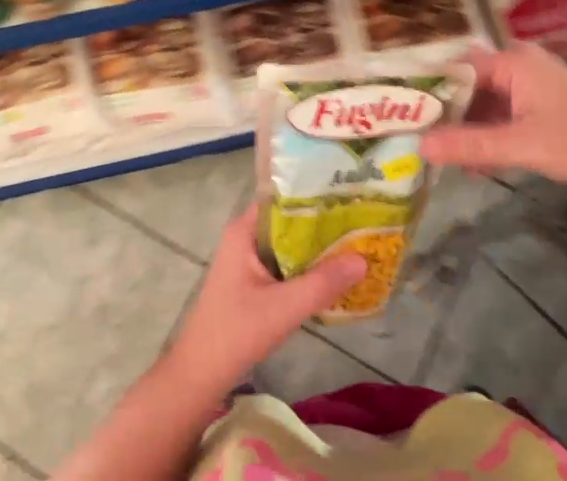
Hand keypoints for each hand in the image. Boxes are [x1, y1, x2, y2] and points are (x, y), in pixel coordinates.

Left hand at [165, 204, 366, 388]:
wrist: (201, 373)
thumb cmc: (236, 332)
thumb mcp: (284, 307)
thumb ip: (323, 282)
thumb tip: (364, 258)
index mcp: (245, 230)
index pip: (284, 198)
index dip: (317, 194)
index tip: (351, 194)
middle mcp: (246, 237)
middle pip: (291, 221)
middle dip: (325, 224)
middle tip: (365, 220)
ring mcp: (249, 260)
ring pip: (291, 245)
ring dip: (320, 248)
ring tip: (360, 243)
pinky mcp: (255, 282)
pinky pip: (288, 265)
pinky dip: (310, 268)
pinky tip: (337, 275)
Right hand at [420, 44, 566, 199]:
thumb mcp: (521, 145)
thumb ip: (469, 145)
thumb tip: (419, 146)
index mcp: (513, 62)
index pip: (455, 68)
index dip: (427, 90)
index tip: (399, 113)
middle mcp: (519, 68)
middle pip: (467, 86)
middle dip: (444, 114)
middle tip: (412, 138)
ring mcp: (532, 91)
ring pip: (484, 106)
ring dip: (466, 132)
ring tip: (439, 159)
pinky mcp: (542, 114)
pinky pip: (502, 121)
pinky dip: (487, 140)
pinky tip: (473, 167)